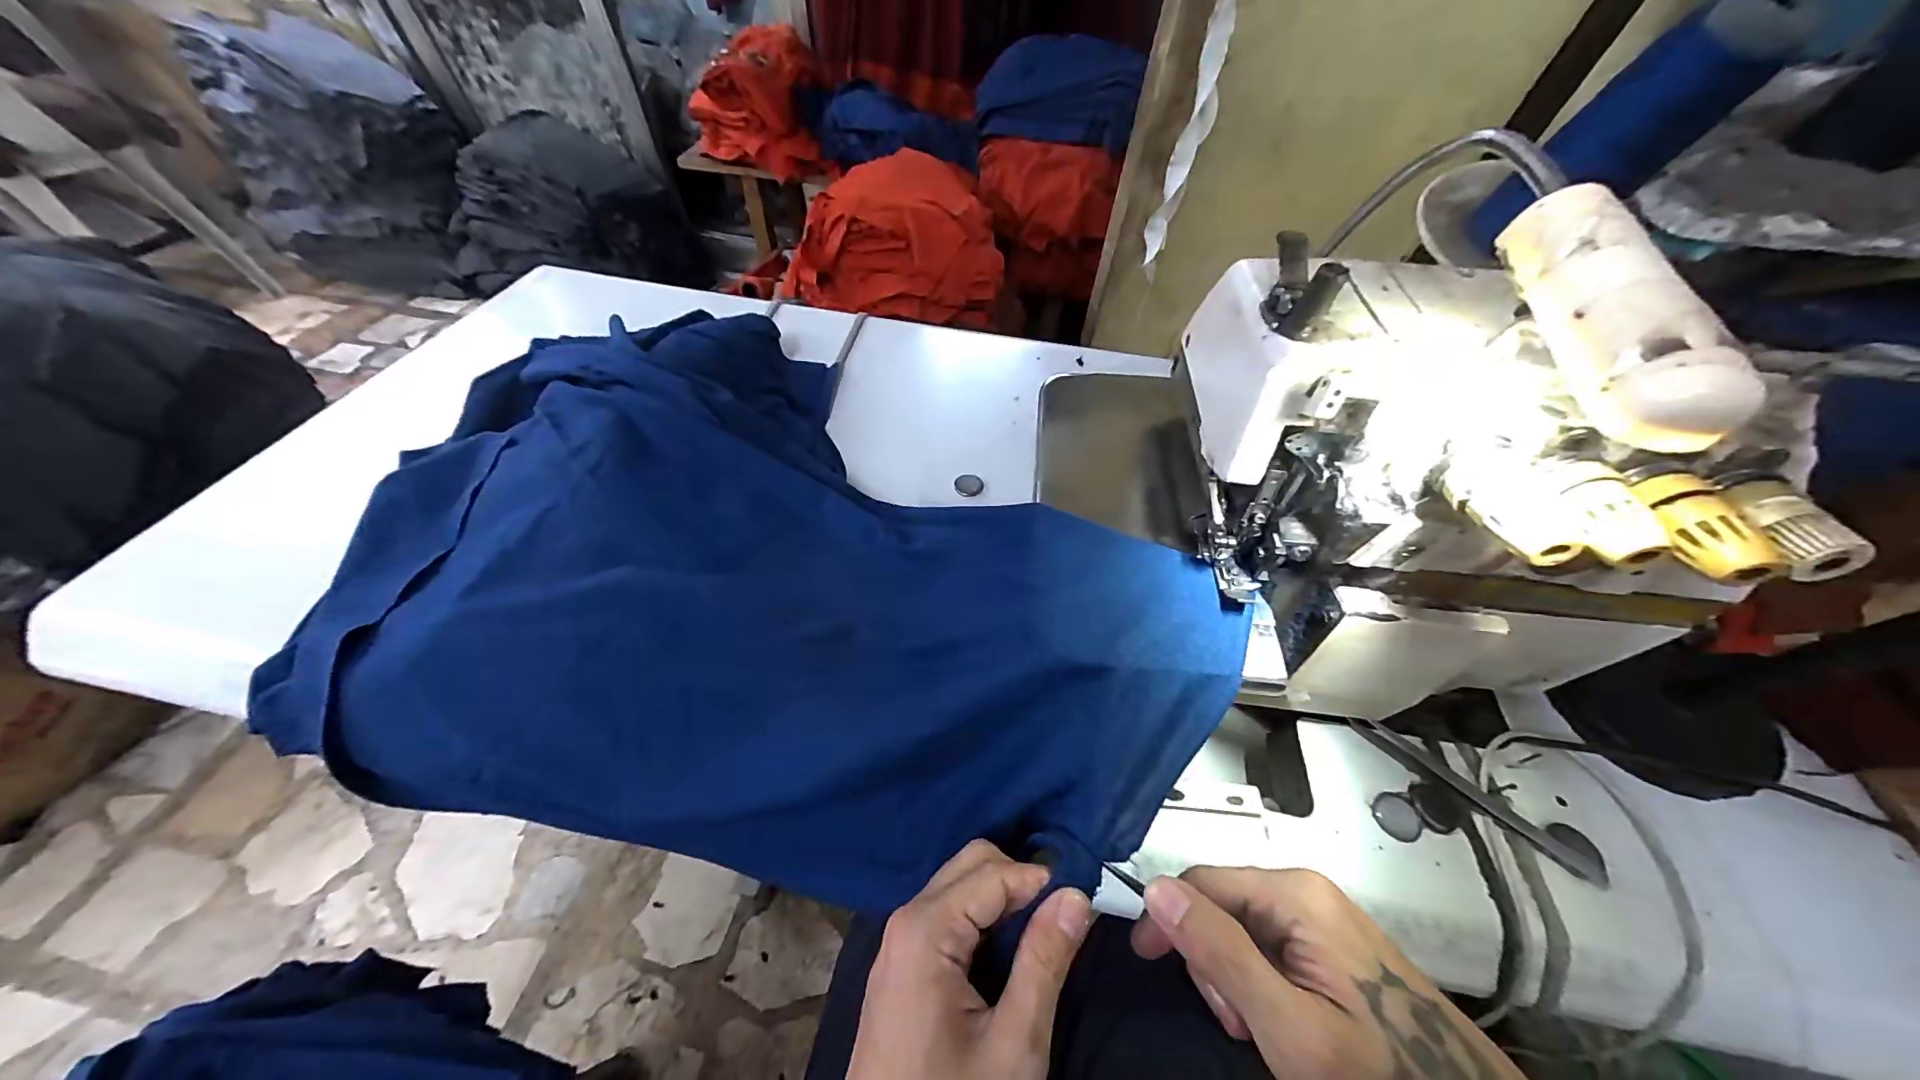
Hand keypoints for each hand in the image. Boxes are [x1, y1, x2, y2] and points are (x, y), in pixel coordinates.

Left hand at [847, 840, 1093, 1079]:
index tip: (1083, 906)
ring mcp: (899, 939)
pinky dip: (982, 915)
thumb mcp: (1013, 1043)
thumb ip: (1044, 961)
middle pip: (972, 863)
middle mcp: (906, 918)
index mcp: (926, 928)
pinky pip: (947, 911)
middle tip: (1063, 917)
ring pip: (960, 883)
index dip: (1042, 881)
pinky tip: (1008, 948)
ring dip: (1003, 896)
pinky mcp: (902, 962)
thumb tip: (1076, 896)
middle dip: (1020, 878)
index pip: (994, 871)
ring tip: (1044, 932)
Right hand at [1132, 867, 1525, 1079]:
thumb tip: (1157, 889)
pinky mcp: (1334, 943)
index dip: (1168, 919)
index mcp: (1296, 894)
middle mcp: (1308, 890)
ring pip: (1242, 927)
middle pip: (1221, 904)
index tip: (1147, 961)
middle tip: (1235, 1020)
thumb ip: (1220, 953)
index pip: (1201, 882)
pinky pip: (1271, 945)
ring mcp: (1324, 916)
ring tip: (1260, 1027)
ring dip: (1233, 976)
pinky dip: (1260, 981)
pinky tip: (1278, 1017)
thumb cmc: (1375, 1072)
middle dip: (1212, 960)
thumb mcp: (1287, 1023)